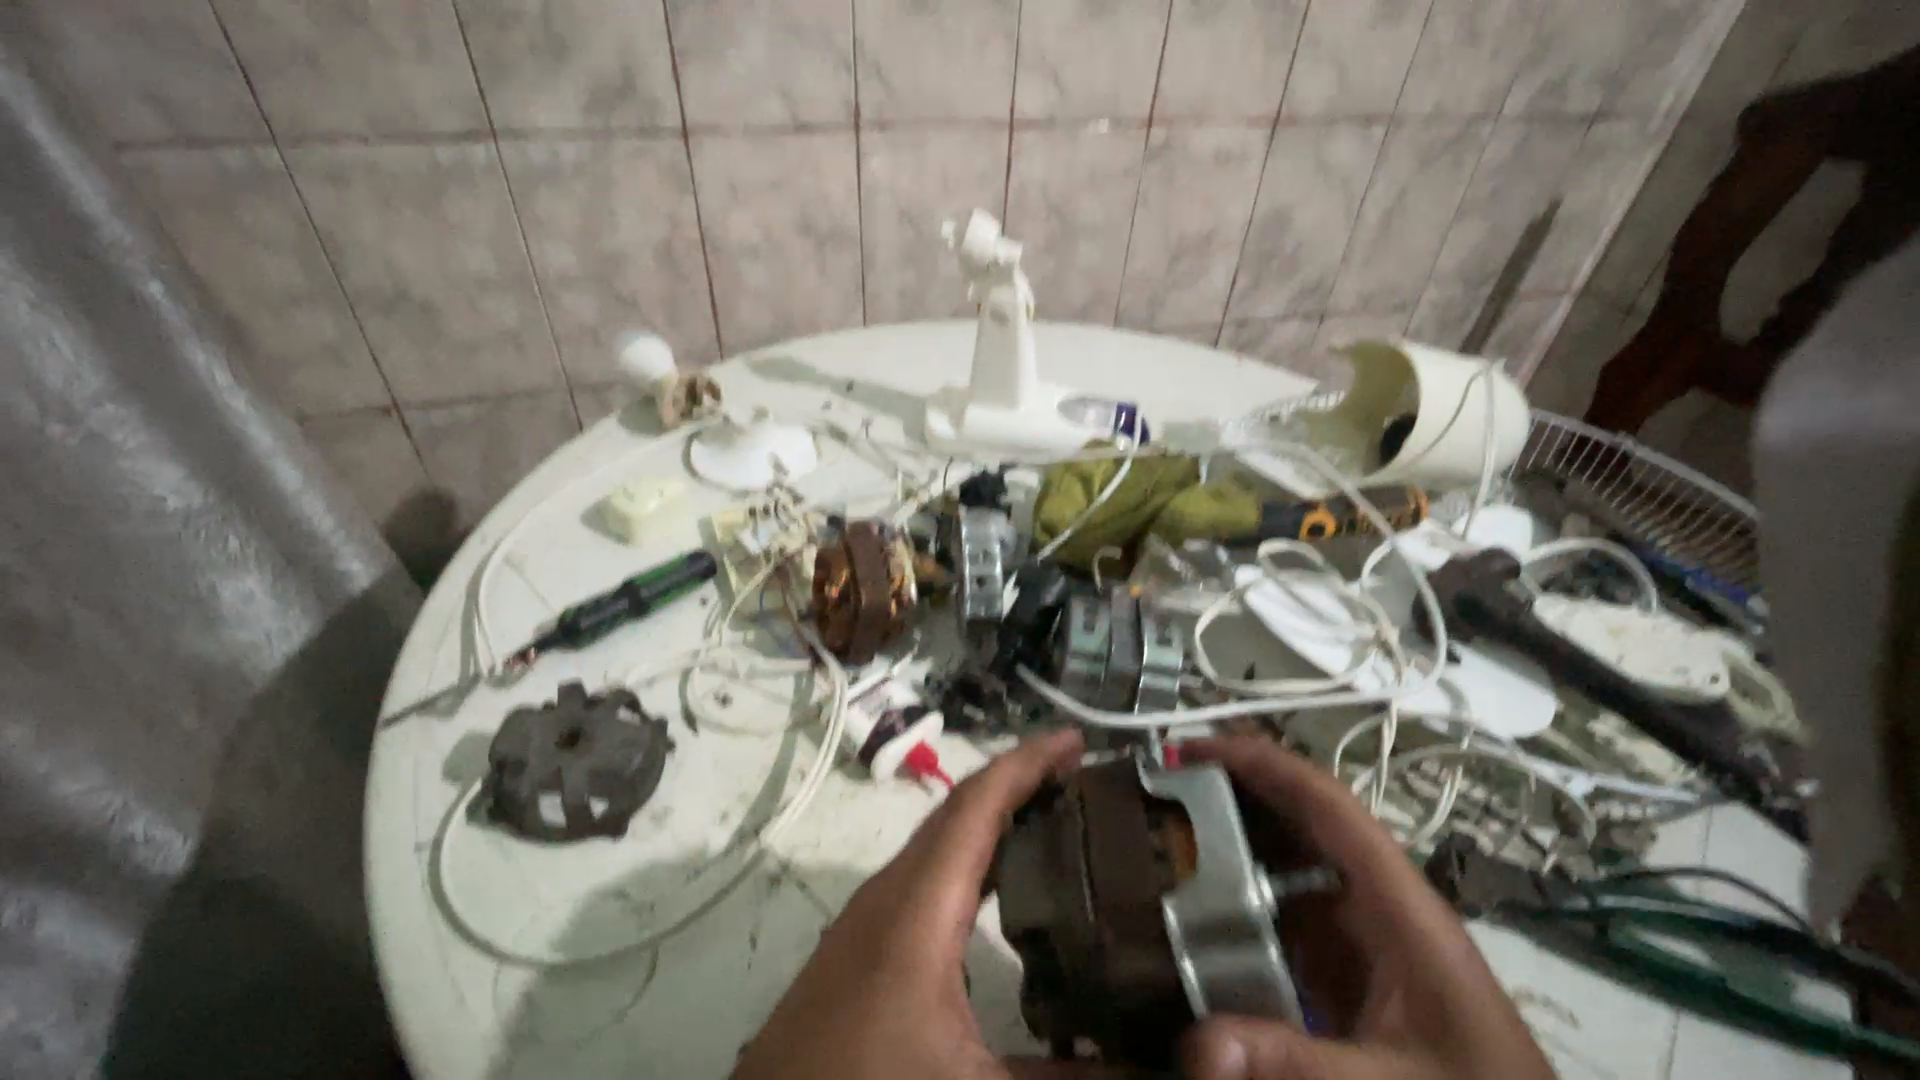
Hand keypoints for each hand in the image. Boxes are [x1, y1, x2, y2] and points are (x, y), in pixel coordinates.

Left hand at [733, 730, 1119, 1079]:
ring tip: (1052, 818)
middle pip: (957, 814)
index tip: (1074, 741)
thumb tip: (1159, 1069)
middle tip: (1080, 778)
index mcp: (916, 912)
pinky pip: (922, 876)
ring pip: (937, 844)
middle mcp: (887, 897)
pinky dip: (968, 859)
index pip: (975, 807)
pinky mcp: (858, 944)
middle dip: (1018, 783)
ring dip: (992, 820)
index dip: (1026, 764)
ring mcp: (866, 919)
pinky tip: (998, 888)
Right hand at [1177, 737, 1554, 1079]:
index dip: (1262, 765)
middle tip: (1159, 794)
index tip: (1193, 750)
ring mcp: (1366, 948)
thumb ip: (1297, 1063)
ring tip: (1163, 852)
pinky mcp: (1355, 985)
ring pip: (1290, 880)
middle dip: (1234, 801)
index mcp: (1400, 906)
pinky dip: (1242, 921)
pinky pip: (1287, 932)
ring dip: (1233, 859)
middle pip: (1301, 830)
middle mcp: (1379, 910)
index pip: (1326, 807)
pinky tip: (1196, 936)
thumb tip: (1195, 1044)